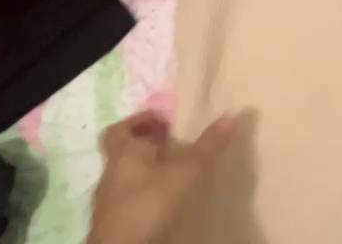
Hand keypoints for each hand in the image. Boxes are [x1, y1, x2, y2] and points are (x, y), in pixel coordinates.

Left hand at [87, 110, 240, 243]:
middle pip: (127, 154)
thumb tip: (232, 114)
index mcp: (122, 156)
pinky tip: (171, 203)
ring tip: (182, 173)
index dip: (139, 121)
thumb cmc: (149, 206)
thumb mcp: (187, 172)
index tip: (166, 120)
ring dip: (152, 173)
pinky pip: (132, 202)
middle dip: (153, 147)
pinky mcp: (116, 227)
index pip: (118, 130)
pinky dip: (150, 197)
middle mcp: (111, 177)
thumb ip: (209, 144)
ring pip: (130, 179)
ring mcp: (110, 205)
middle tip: (182, 143)